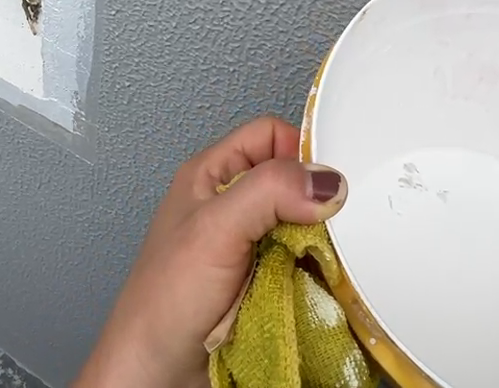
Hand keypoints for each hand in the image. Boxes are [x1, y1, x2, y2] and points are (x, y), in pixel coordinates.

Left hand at [74, 117, 347, 387]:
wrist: (156, 378)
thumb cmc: (166, 299)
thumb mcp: (216, 229)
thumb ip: (268, 193)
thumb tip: (327, 181)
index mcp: (213, 175)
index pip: (269, 135)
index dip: (300, 148)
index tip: (330, 179)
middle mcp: (233, 205)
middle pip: (292, 181)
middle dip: (318, 201)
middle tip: (343, 222)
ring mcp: (251, 247)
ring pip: (304, 226)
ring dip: (323, 242)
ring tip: (341, 257)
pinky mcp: (266, 285)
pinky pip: (307, 267)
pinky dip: (322, 274)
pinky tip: (331, 285)